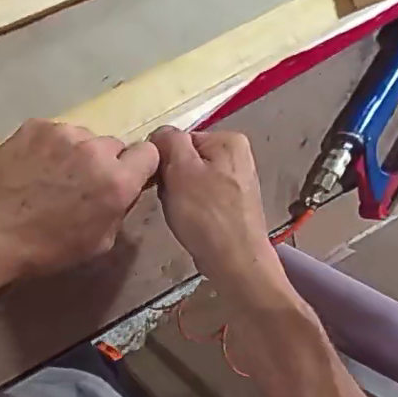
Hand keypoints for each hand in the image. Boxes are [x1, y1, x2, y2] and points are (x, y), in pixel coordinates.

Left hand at [0, 119, 159, 289]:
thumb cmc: (44, 247)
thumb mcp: (98, 243)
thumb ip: (120, 209)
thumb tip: (124, 190)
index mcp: (117, 181)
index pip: (149, 153)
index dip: (137, 167)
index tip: (124, 178)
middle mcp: (95, 150)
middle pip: (114, 145)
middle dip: (104, 162)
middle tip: (79, 185)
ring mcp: (63, 133)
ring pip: (83, 137)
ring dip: (76, 153)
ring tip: (50, 178)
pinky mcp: (36, 126)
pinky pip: (55, 133)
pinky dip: (49, 147)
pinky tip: (32, 168)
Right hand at [149, 126, 283, 295]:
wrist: (235, 262)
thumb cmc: (206, 215)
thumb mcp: (180, 170)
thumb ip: (169, 142)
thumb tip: (160, 134)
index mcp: (228, 139)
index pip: (179, 139)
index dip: (163, 159)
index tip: (160, 181)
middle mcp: (238, 155)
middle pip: (186, 158)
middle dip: (172, 178)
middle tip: (170, 199)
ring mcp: (237, 180)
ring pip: (191, 179)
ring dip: (178, 194)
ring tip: (180, 212)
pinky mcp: (233, 203)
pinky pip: (202, 197)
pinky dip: (191, 207)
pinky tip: (191, 222)